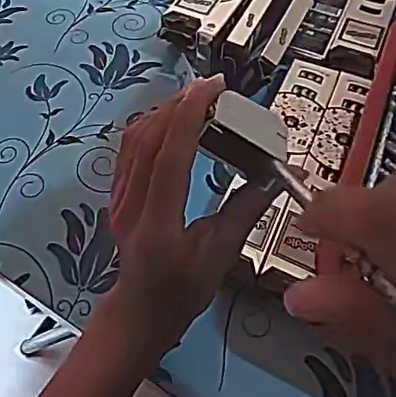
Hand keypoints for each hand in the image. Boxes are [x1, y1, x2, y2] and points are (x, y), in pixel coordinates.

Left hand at [95, 75, 275, 359]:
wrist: (143, 307)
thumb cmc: (180, 291)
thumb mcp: (221, 254)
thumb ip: (246, 209)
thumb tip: (276, 176)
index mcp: (157, 225)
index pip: (169, 156)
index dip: (189, 116)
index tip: (210, 90)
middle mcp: (132, 205)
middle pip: (150, 137)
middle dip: (181, 104)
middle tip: (212, 89)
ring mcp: (120, 195)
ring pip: (137, 136)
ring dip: (167, 109)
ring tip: (197, 98)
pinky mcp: (119, 189)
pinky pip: (130, 144)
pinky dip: (153, 122)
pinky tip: (172, 116)